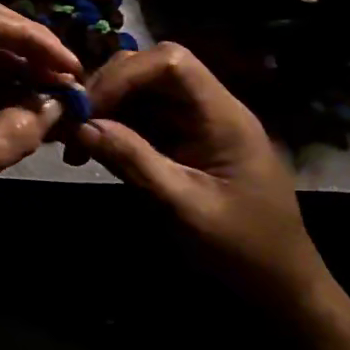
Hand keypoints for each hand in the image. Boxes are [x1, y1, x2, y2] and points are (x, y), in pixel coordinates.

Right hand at [68, 43, 330, 310]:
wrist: (279, 287)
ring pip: (137, 93)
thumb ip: (134, 161)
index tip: (89, 106)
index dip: (124, 73)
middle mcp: (206, 109)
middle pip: (148, 70)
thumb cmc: (242, 248)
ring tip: (71, 141)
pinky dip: (107, 129)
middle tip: (71, 123)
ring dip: (101, 110)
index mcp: (222, 116)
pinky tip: (85, 151)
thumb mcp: (184, 207)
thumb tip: (79, 126)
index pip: (171, 62)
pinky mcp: (177, 143)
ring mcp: (191, 125)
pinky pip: (136, 120)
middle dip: (106, 90)